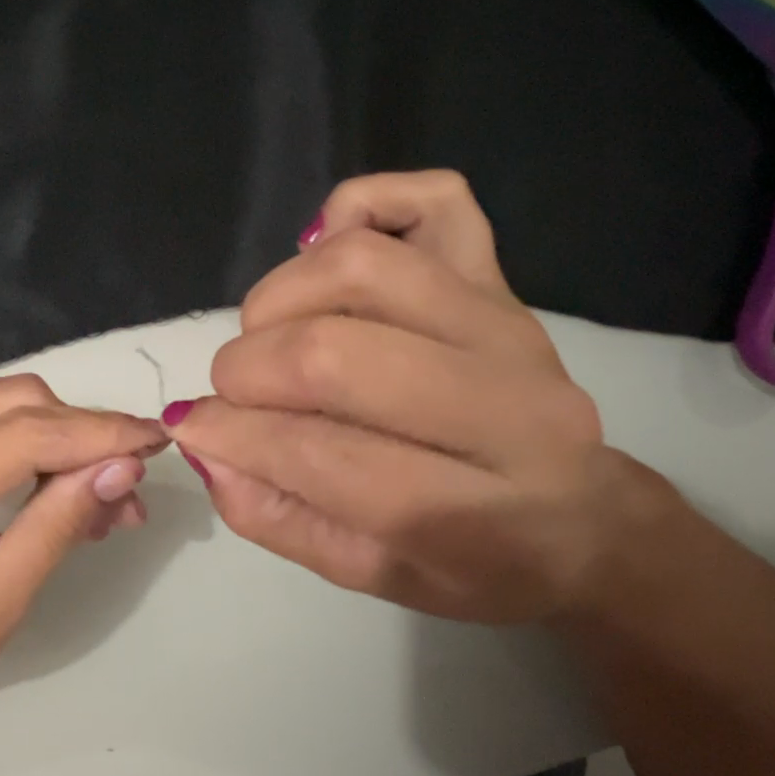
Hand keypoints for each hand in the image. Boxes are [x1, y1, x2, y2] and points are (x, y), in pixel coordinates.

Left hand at [0, 376, 166, 721]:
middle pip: (11, 400)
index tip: (158, 441)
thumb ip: (58, 525)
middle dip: (82, 433)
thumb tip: (123, 466)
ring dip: (60, 432)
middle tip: (127, 489)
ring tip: (98, 493)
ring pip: (1, 395)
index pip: (17, 438)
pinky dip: (29, 433)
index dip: (95, 434)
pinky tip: (57, 477)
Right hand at [165, 171, 682, 624]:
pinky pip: (432, 201)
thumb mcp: (369, 574)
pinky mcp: (500, 277)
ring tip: (270, 335)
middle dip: (248, 370)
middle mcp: (507, 405)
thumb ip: (274, 515)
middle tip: (233, 393)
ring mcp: (505, 324)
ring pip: (362, 267)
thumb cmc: (472, 561)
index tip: (191, 429)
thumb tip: (201, 440)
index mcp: (478, 510)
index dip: (235, 437)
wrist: (584, 519)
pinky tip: (322, 249)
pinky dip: (359, 206)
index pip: (326, 455)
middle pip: (335, 352)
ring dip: (281, 297)